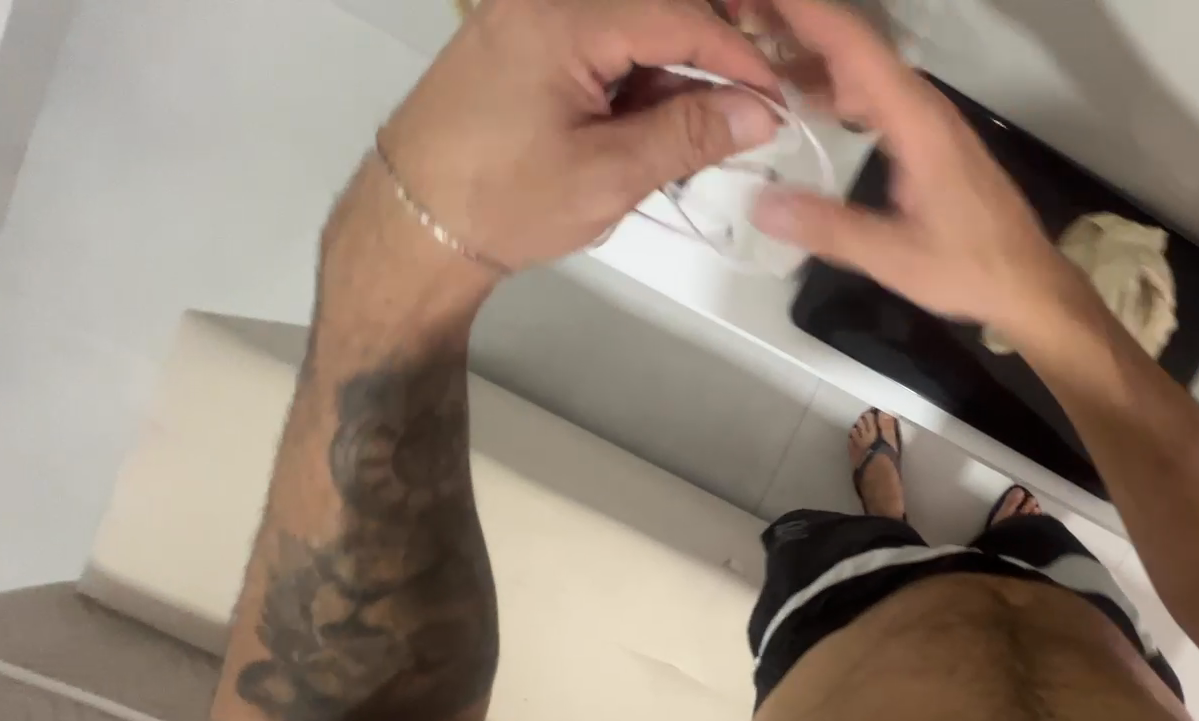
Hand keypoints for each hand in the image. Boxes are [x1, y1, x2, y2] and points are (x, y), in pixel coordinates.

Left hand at [379, 0, 783, 271]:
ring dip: (672, 81)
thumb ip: (688, 135)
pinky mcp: (521, 42)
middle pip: (653, 15)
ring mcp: (527, 16)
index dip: (737, 58)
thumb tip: (759, 114)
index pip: (675, 17)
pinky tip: (651, 129)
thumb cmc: (510, 201)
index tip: (779, 101)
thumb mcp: (611, 174)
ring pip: (630, 34)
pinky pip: (600, 48)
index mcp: (560, 19)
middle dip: (708, 66)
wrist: (418, 221)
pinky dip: (637, 86)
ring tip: (696, 140)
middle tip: (746, 121)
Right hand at [748, 0, 1078, 340]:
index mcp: (918, 123)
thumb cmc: (972, 269)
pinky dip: (848, 95)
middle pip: (860, 51)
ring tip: (771, 72)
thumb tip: (764, 206)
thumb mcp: (895, 256)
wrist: (1028, 284)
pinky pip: (887, 101)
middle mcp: (928, 111)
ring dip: (823, 66)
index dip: (806, 13)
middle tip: (747, 33)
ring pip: (873, 76)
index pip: (855, 45)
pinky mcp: (940, 146)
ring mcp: (937, 126)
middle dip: (802, 33)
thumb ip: (830, 229)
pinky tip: (824, 113)